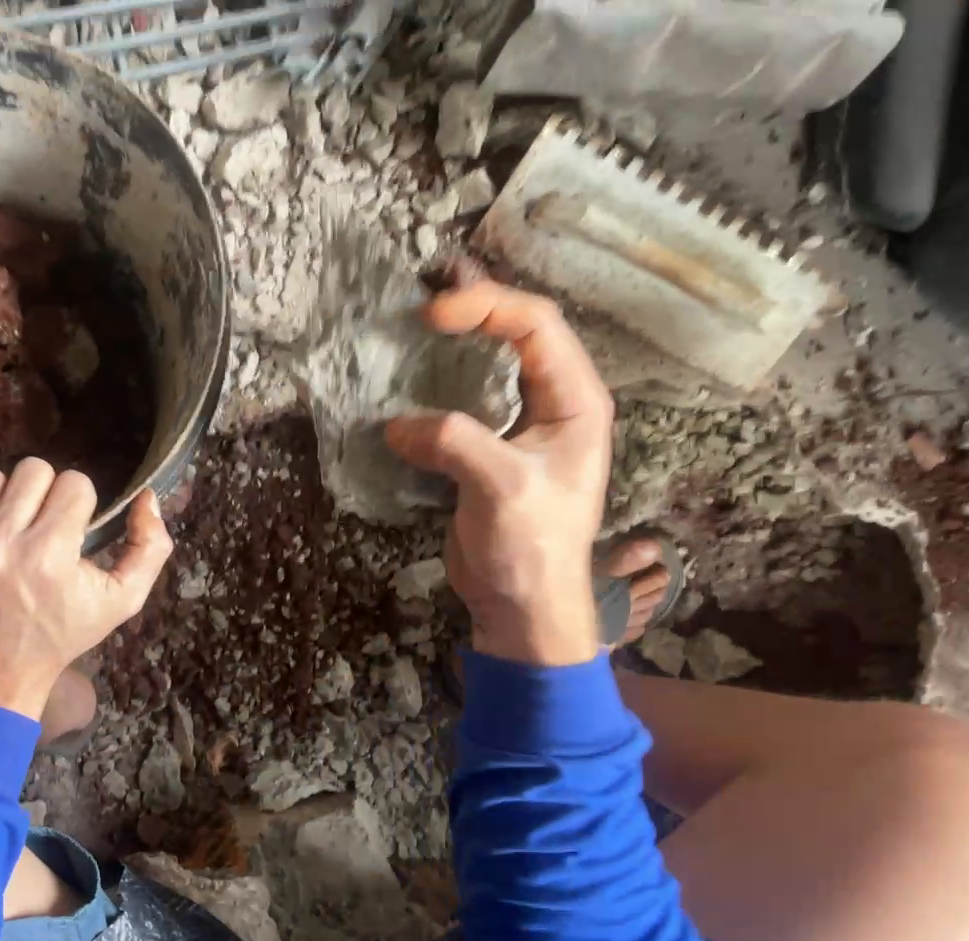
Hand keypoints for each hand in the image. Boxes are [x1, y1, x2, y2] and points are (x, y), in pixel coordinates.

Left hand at [0, 459, 172, 718]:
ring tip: (8, 534)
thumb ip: (150, 548)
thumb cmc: (62, 634)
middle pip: (32, 471)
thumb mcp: (122, 601)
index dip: (79, 506)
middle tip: (41, 528)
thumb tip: (148, 497)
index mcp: (50, 555)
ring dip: (4, 502)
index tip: (71, 533)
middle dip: (43, 496)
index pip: (74, 483)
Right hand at [384, 279, 613, 666]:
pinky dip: (425, 395)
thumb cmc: (531, 547)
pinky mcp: (482, 451)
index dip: (486, 307)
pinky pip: (454, 405)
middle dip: (465, 318)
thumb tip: (394, 425)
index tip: (431, 316)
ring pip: (479, 370)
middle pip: (510, 336)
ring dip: (441, 355)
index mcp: (574, 400)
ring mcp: (514, 427)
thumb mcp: (502, 487)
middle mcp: (550, 403)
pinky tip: (396, 392)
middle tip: (413, 315)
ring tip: (399, 342)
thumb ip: (455, 442)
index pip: (536, 326)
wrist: (521, 606)